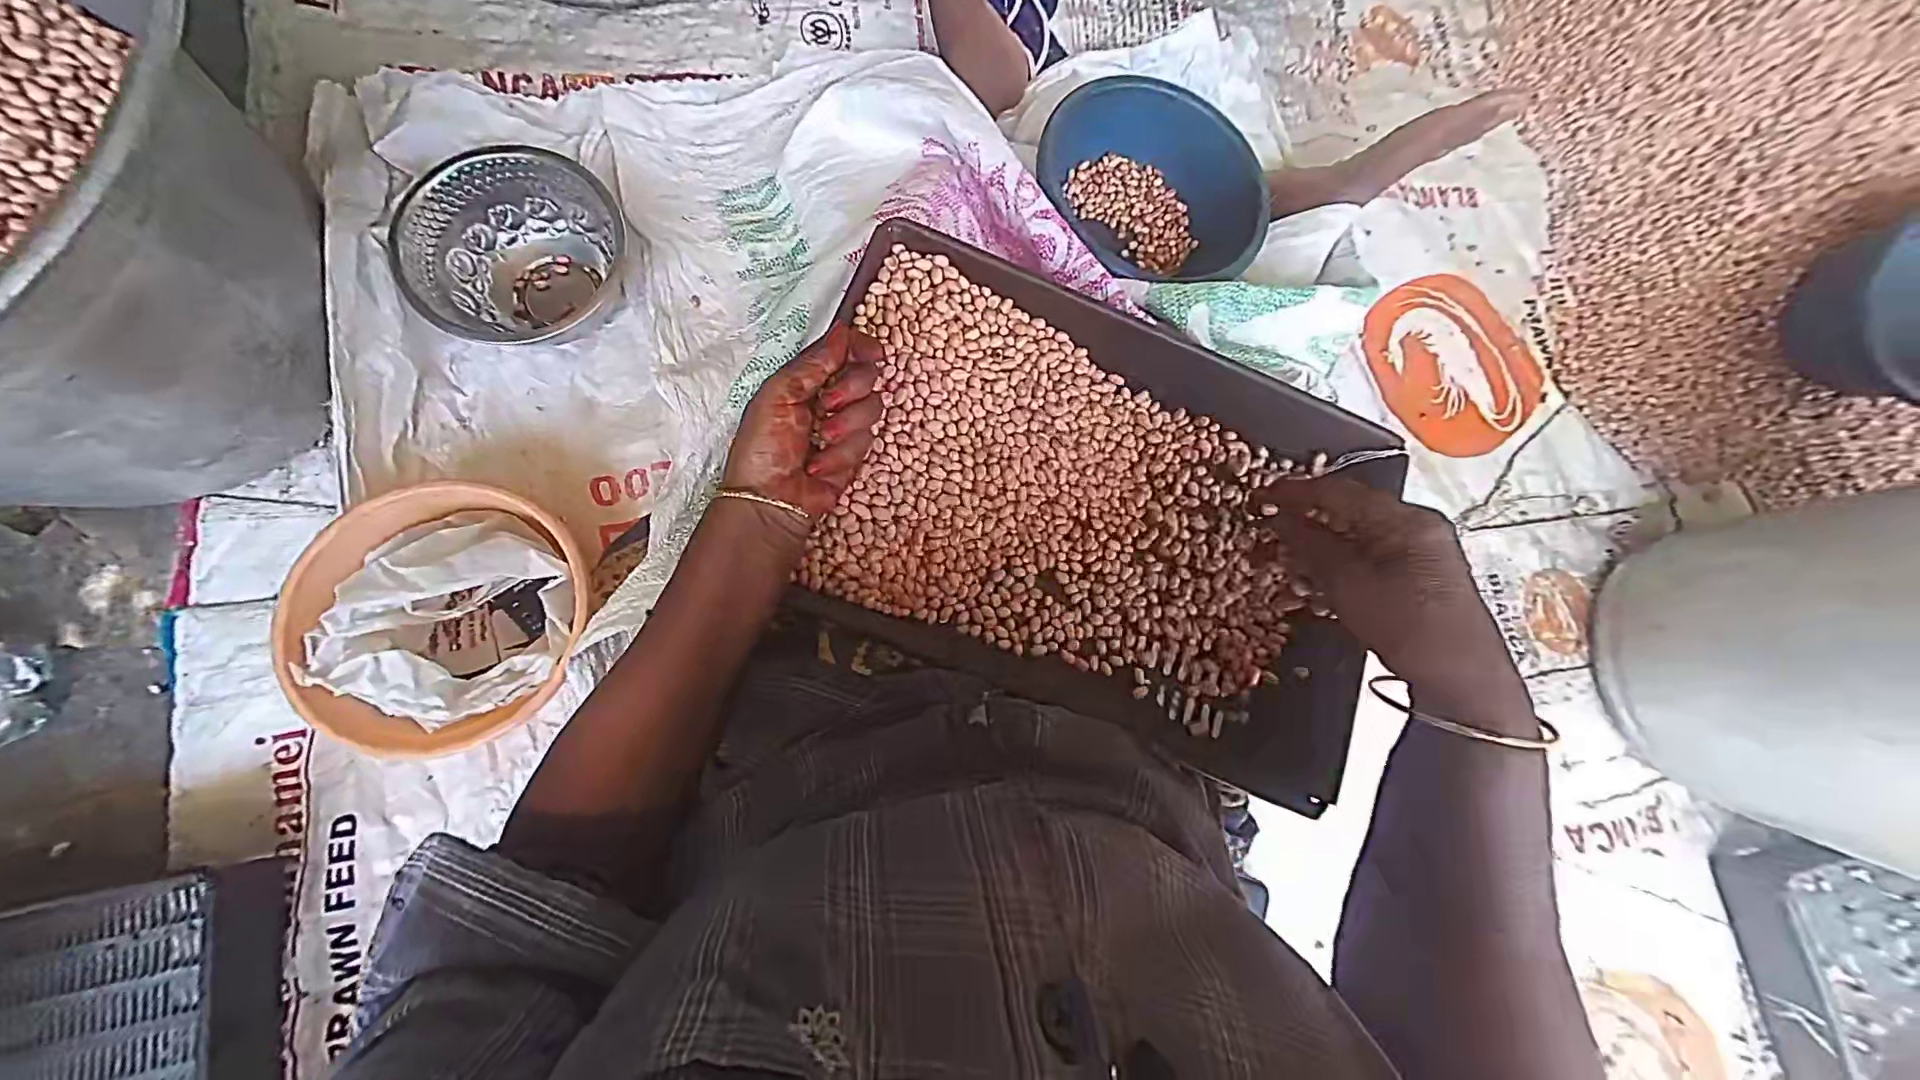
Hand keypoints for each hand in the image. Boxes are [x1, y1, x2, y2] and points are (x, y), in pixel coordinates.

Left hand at [722, 324, 883, 535]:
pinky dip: (841, 453)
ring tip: (822, 439)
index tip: (873, 352)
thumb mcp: (778, 395)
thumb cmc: (762, 448)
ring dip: (847, 424)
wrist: (770, 499)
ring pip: (872, 408)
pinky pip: (866, 441)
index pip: (842, 352)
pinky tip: (818, 465)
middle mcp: (829, 399)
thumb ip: (812, 364)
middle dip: (853, 388)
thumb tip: (841, 331)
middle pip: (866, 375)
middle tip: (830, 403)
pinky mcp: (854, 453)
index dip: (860, 347)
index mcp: (806, 379)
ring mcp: (844, 426)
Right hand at [1254, 477, 1524, 711]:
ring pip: (1354, 537)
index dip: (1296, 491)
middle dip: (1305, 523)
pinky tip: (1314, 587)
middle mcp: (1416, 528)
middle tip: (1270, 530)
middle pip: (1347, 512)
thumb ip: (1310, 545)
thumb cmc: (1409, 627)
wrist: (1459, 678)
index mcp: (1406, 520)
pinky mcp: (1416, 576)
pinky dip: (1337, 567)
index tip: (1263, 493)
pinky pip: (1367, 558)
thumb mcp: (1347, 583)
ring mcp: (1419, 552)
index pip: (1340, 491)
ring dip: (1317, 550)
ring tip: (1288, 565)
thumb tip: (1280, 519)